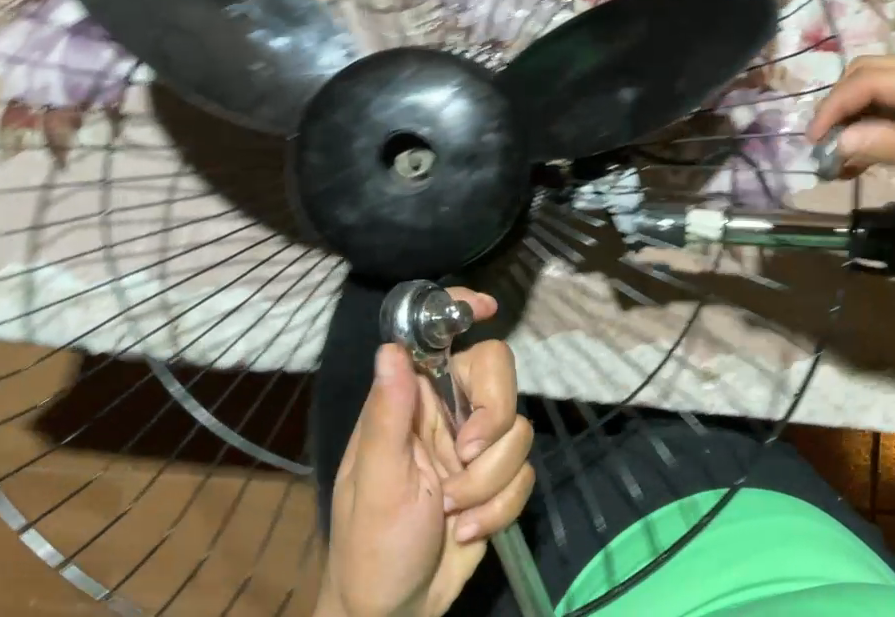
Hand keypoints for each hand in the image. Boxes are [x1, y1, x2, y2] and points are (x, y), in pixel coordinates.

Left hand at [316, 291, 534, 616]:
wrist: (395, 614)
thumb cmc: (370, 546)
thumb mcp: (377, 482)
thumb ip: (388, 414)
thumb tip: (390, 348)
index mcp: (411, 405)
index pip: (438, 342)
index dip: (461, 314)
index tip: (487, 308)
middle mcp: (447, 416)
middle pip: (498, 377)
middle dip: (493, 421)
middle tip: (466, 456)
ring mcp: (475, 449)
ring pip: (518, 431)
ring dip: (489, 483)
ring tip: (452, 513)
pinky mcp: (497, 482)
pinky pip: (525, 474)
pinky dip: (499, 508)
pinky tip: (466, 530)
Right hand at [808, 56, 894, 227]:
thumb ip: (894, 148)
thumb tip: (840, 139)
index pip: (869, 80)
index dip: (834, 107)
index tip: (814, 143)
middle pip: (869, 73)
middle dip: (839, 107)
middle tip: (824, 148)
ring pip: (879, 87)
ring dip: (854, 117)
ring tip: (839, 160)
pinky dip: (875, 125)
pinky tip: (864, 157)